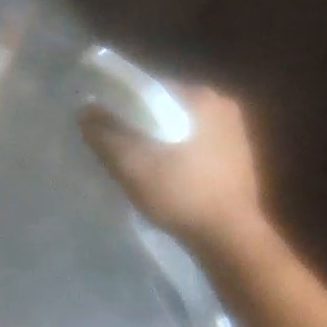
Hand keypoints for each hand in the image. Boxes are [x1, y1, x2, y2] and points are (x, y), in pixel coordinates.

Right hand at [78, 83, 268, 260]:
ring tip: (139, 166)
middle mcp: (224, 106)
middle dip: (142, 125)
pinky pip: (197, 146)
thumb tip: (86, 111)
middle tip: (119, 150)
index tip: (104, 125)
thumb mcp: (133, 166)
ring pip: (182, 128)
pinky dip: (178, 156)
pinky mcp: (239, 159)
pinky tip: (165, 178)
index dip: (122, 104)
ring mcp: (236, 133)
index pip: (151, 89)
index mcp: (202, 97)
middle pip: (167, 108)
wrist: (231, 238)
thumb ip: (106, 135)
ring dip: (160, 142)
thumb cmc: (182, 195)